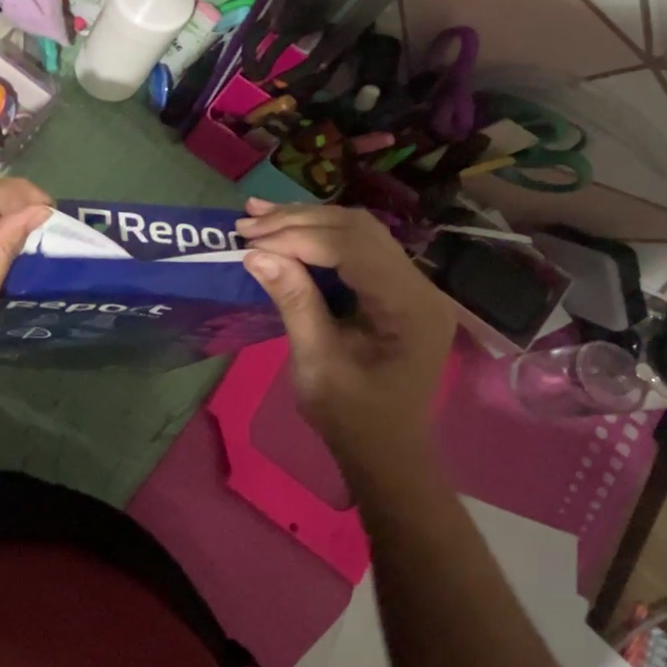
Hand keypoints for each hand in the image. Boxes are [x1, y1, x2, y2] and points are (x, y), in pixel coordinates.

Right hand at [236, 200, 457, 473]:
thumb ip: (294, 302)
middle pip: (357, 230)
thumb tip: (255, 254)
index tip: (249, 241)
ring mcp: (411, 285)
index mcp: (410, 308)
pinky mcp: (394, 288)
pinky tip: (282, 227)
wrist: (385, 450)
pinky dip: (316, 234)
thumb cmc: (352, 416)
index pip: (352, 249)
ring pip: (356, 231)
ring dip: (305, 220)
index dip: (297, 237)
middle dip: (298, 221)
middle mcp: (420, 287)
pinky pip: (357, 247)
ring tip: (256, 215)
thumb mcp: (317, 363)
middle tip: (246, 223)